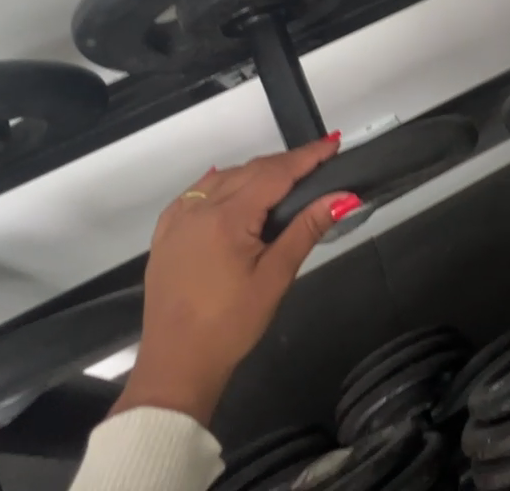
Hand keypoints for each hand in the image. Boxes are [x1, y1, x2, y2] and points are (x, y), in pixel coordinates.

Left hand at [112, 137, 361, 424]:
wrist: (176, 366)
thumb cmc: (231, 324)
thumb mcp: (276, 276)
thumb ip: (307, 229)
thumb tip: (344, 196)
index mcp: (227, 218)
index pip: (275, 173)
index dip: (307, 156)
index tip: (333, 142)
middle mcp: (198, 210)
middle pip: (250, 171)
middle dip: (286, 162)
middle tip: (320, 160)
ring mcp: (177, 222)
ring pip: (223, 179)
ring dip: (256, 171)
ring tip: (287, 176)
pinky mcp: (165, 236)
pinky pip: (196, 194)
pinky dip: (221, 183)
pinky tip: (233, 185)